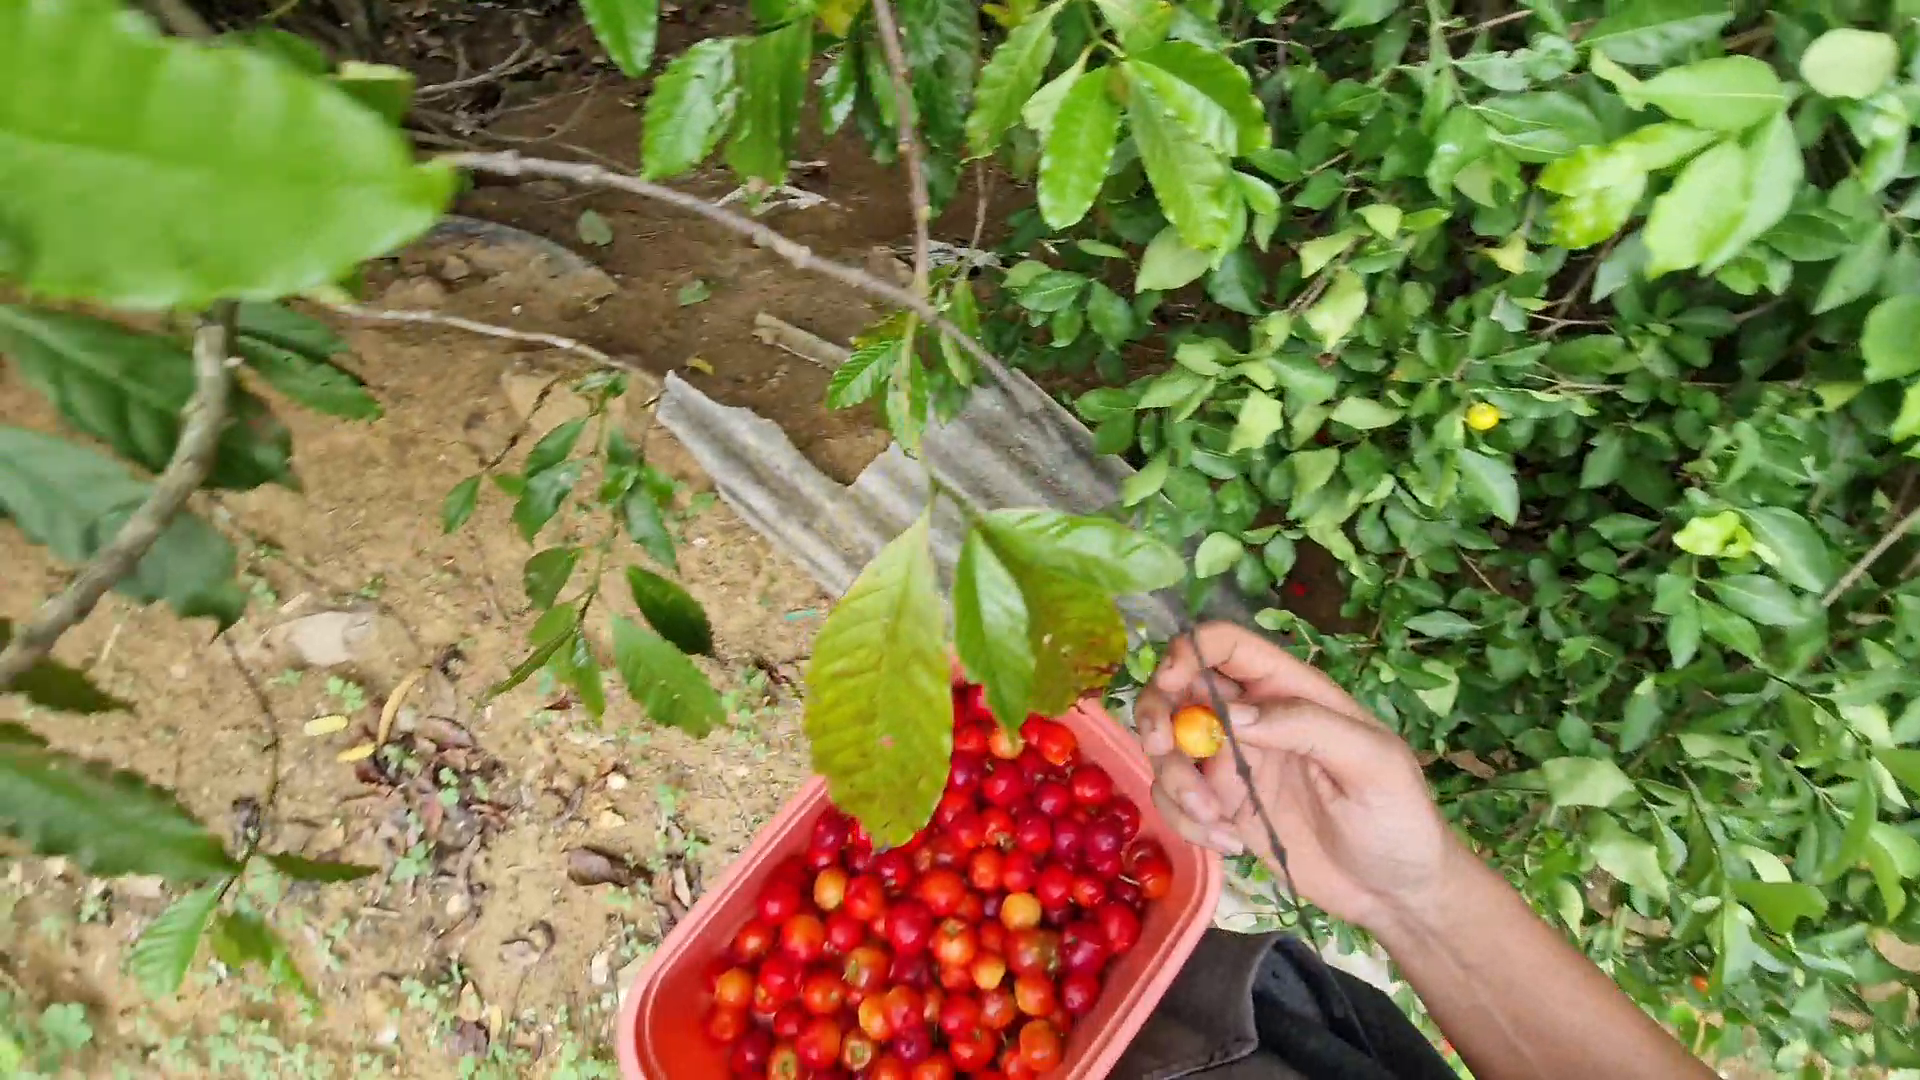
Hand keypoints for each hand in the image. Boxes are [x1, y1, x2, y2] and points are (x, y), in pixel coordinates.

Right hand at [1136, 623, 1468, 933]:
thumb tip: (1232, 715)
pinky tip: (1228, 843)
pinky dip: (1183, 818)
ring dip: (1173, 780)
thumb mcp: (1373, 764)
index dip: (1188, 651)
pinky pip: (1173, 796)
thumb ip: (1308, 725)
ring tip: (1214, 820)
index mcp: (1286, 689)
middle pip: (1177, 689)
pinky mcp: (1217, 803)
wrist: (1396, 894)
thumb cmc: (1398, 818)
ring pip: (1167, 745)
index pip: (1226, 645)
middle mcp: (1248, 716)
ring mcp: (1228, 760)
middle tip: (1162, 750)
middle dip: (1157, 715)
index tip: (1170, 683)